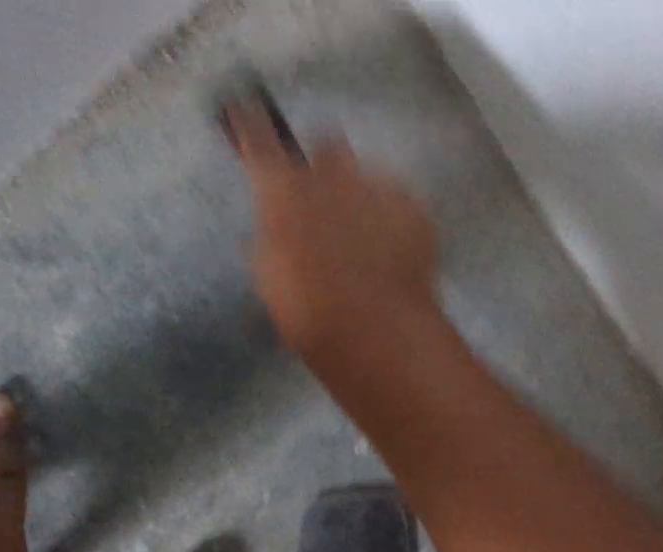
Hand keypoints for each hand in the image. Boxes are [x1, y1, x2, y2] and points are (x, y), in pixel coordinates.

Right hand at [224, 97, 439, 353]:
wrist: (378, 328)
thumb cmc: (309, 311)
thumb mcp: (271, 278)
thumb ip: (272, 238)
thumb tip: (274, 226)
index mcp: (283, 192)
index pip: (260, 141)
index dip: (252, 125)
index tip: (248, 112)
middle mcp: (330, 175)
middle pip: (328, 146)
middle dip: (329, 167)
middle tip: (330, 202)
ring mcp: (377, 185)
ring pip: (369, 175)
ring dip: (365, 197)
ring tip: (371, 242)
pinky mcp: (414, 207)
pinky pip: (400, 204)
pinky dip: (396, 222)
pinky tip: (395, 254)